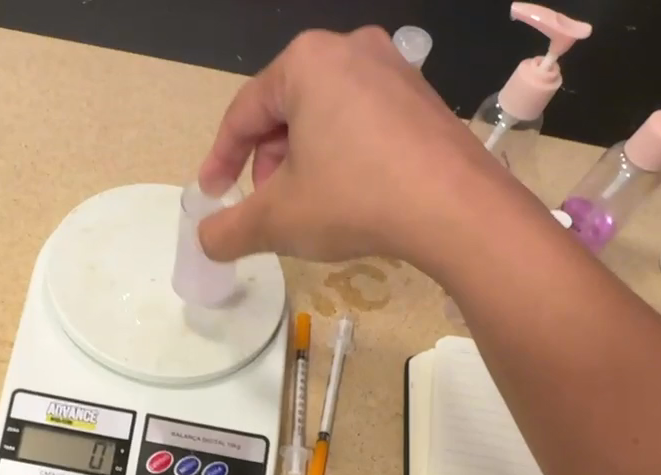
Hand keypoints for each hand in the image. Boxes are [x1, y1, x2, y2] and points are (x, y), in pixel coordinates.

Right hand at [196, 28, 538, 275]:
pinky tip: (345, 197)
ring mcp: (393, 69)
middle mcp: (350, 49)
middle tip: (264, 207)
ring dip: (301, 164)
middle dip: (266, 164)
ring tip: (305, 208)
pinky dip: (339, 158)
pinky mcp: (420, 97)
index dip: (220, 160)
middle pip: (284, 111)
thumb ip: (227, 230)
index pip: (243, 113)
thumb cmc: (352, 199)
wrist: (454, 208)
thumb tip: (206, 240)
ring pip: (322, 118)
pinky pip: (360, 123)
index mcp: (306, 63)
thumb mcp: (275, 221)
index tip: (212, 196)